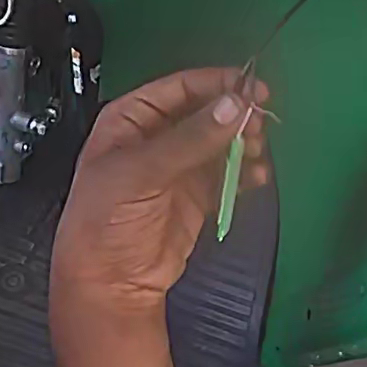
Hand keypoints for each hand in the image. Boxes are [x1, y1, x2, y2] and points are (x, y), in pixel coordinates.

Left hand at [51, 67, 268, 316]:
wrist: (111, 282)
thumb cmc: (107, 220)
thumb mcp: (143, 172)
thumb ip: (191, 139)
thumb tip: (234, 106)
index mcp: (133, 119)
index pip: (181, 87)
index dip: (217, 84)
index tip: (252, 89)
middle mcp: (159, 138)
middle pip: (207, 113)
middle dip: (235, 116)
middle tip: (259, 124)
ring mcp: (180, 167)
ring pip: (221, 142)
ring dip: (244, 143)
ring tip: (257, 152)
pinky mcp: (198, 195)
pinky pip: (228, 174)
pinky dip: (245, 173)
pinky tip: (257, 176)